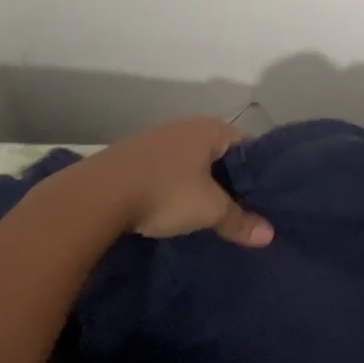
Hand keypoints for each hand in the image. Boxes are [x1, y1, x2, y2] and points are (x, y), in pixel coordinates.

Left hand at [68, 117, 273, 244]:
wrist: (93, 197)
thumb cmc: (164, 193)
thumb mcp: (208, 210)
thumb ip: (239, 220)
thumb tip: (269, 236)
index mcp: (210, 129)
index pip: (247, 145)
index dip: (258, 171)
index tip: (263, 196)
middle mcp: (184, 126)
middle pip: (218, 153)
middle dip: (227, 179)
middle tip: (238, 207)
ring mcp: (154, 139)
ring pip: (189, 162)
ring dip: (197, 183)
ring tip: (204, 211)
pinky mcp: (129, 157)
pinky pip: (163, 170)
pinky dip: (171, 186)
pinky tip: (169, 207)